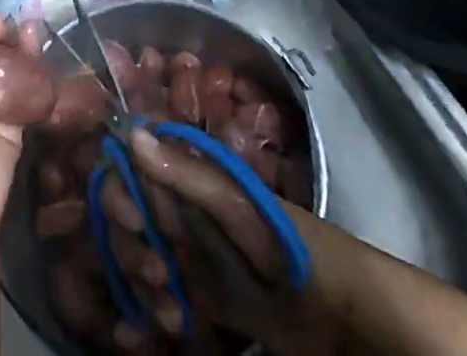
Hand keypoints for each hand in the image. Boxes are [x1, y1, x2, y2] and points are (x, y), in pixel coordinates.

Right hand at [102, 129, 334, 354]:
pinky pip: (159, 310)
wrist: (345, 319)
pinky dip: (142, 323)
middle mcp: (183, 222)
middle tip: (160, 280)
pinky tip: (134, 337)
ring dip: (142, 295)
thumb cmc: (290, 247)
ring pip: (140, 272)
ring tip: (172, 321)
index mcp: (191, 189)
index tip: (132, 223)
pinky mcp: (203, 308)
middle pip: (130, 231)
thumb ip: (188, 175)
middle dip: (131, 256)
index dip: (120, 196)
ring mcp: (191, 266)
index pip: (133, 179)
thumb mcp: (241, 207)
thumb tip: (131, 131)